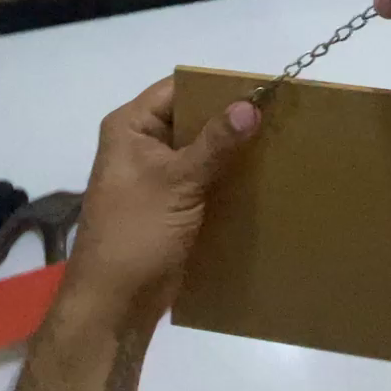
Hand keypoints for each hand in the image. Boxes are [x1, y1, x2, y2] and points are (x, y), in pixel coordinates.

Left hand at [62, 78, 259, 326]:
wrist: (114, 305)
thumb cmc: (137, 232)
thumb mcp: (179, 182)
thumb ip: (216, 142)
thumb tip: (252, 104)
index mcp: (131, 126)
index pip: (178, 88)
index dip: (216, 86)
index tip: (259, 88)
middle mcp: (141, 142)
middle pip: (191, 116)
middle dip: (228, 118)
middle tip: (275, 115)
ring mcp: (155, 173)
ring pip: (199, 147)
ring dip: (230, 148)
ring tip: (275, 141)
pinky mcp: (170, 200)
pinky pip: (202, 175)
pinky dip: (225, 174)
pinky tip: (259, 174)